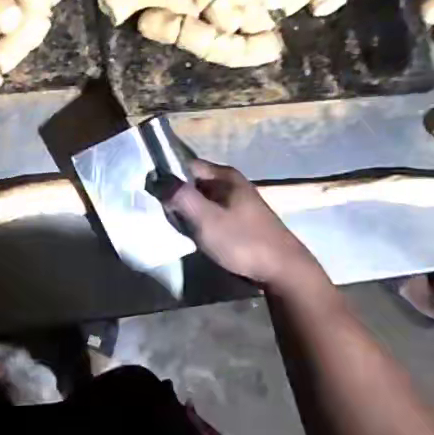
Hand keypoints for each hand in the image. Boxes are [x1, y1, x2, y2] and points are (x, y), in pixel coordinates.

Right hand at [160, 160, 322, 290]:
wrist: (282, 269)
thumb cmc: (242, 241)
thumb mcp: (206, 219)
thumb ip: (180, 197)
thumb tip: (157, 179)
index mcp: (225, 176)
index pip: (186, 165)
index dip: (166, 176)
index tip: (151, 194)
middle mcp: (231, 183)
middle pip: (193, 183)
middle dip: (176, 197)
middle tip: (163, 215)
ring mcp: (237, 202)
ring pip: (201, 201)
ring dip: (187, 212)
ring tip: (177, 228)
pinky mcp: (239, 221)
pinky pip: (210, 214)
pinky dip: (199, 222)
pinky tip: (195, 236)